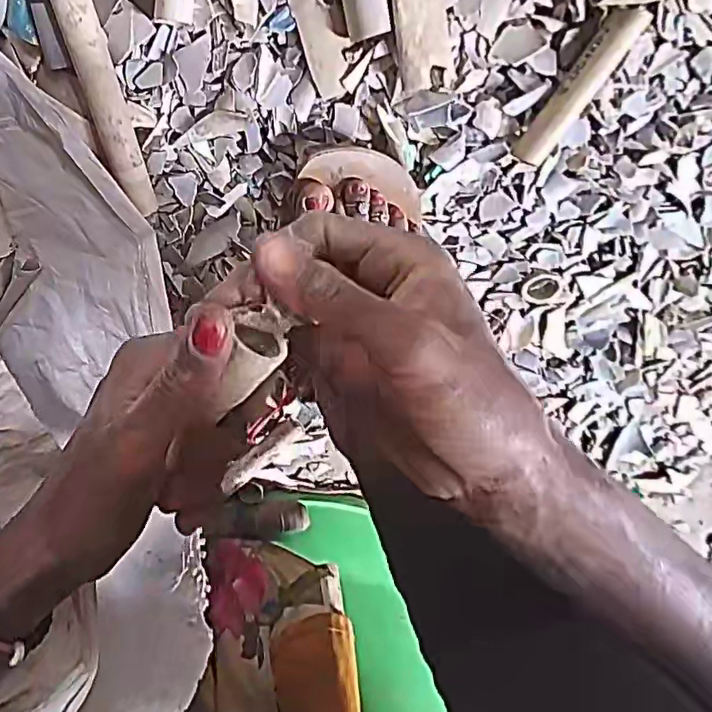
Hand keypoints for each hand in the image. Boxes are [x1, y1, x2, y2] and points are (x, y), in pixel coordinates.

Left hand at [0, 303, 231, 644]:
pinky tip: (181, 500)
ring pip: (228, 424)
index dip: (249, 374)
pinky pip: (215, 451)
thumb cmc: (89, 499)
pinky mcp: (172, 440)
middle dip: (227, 436)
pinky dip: (207, 480)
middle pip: (234, 386)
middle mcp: (160, 375)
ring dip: (214, 467)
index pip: (226, 334)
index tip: (248, 418)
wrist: (62, 550)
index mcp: (150, 358)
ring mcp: (166, 408)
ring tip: (177, 490)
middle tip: (196, 467)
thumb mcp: (141, 438)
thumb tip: (216, 320)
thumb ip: (182, 382)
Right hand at [246, 212, 560, 515]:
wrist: (488, 480)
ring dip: (252, 317)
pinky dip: (260, 350)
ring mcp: (346, 326)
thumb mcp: (405, 342)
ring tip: (224, 336)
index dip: (283, 252)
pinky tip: (243, 362)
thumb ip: (335, 298)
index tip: (254, 281)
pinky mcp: (330, 362)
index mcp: (397, 261)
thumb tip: (271, 254)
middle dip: (257, 285)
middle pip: (293, 266)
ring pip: (281, 304)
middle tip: (226, 312)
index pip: (320, 231)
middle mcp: (366, 287)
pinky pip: (283, 344)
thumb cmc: (478, 405)